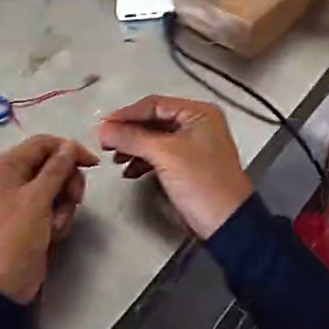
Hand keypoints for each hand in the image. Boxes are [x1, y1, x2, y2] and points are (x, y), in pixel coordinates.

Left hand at [0, 135, 97, 304]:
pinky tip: (53, 235)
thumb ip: (56, 169)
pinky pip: (52, 209)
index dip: (69, 149)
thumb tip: (70, 145)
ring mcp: (20, 201)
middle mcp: (11, 178)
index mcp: (5, 166)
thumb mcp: (36, 199)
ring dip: (63, 206)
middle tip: (72, 201)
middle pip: (52, 166)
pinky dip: (57, 220)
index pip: (42, 144)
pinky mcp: (30, 220)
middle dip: (67, 183)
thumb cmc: (14, 237)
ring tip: (56, 225)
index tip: (93, 165)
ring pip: (56, 189)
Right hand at [97, 95, 253, 239]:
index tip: (102, 127)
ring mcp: (192, 145)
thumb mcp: (164, 155)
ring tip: (115, 159)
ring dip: (132, 147)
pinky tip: (128, 171)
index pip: (153, 105)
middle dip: (127, 132)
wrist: (227, 224)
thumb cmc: (201, 182)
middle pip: (152, 121)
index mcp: (199, 113)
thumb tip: (101, 129)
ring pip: (153, 138)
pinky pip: (158, 155)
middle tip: (104, 143)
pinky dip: (142, 161)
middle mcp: (197, 124)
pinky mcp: (187, 165)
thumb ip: (131, 138)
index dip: (125, 115)